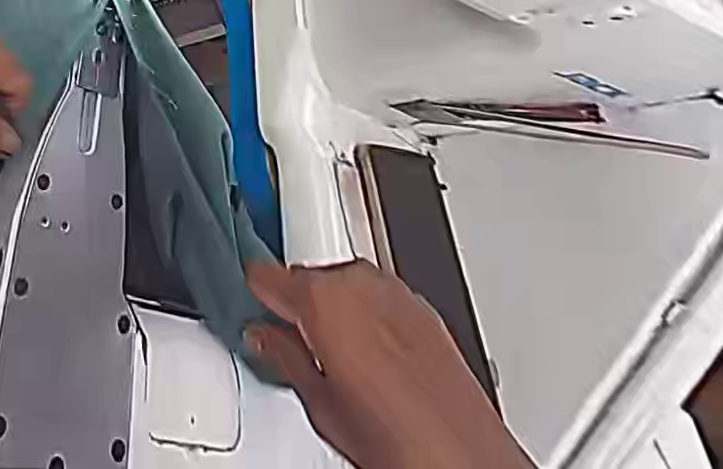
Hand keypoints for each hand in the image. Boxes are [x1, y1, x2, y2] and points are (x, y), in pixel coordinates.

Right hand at [246, 261, 533, 468]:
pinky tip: (376, 357)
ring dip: (335, 306)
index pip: (264, 273)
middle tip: (302, 346)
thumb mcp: (320, 406)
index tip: (258, 307)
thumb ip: (284, 356)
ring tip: (344, 358)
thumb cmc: (400, 443)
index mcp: (320, 300)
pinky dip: (368, 312)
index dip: (256, 292)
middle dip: (299, 306)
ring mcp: (390, 288)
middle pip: (305, 276)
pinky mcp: (418, 302)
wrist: (466, 460)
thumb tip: (265, 336)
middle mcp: (355, 282)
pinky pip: (375, 293)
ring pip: (341, 281)